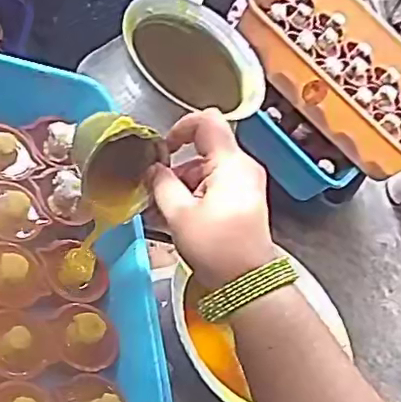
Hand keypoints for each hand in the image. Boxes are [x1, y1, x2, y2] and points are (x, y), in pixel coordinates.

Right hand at [149, 109, 280, 288]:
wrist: (245, 280)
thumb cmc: (216, 248)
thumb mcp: (179, 215)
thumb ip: (161, 185)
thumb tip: (153, 170)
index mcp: (230, 163)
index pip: (206, 121)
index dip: (179, 128)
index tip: (162, 149)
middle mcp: (244, 168)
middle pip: (204, 151)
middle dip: (176, 169)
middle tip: (155, 191)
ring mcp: (247, 185)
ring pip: (208, 171)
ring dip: (183, 186)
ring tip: (163, 212)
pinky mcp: (245, 202)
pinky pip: (217, 187)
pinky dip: (196, 196)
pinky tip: (179, 219)